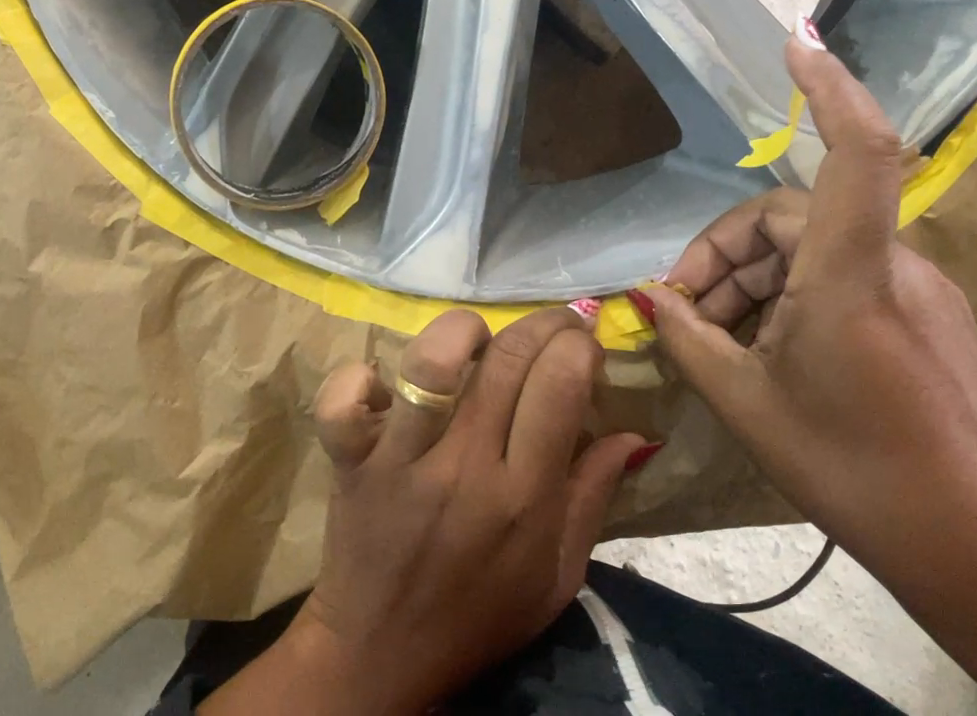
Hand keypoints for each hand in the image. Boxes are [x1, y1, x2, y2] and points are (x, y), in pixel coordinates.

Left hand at [203, 308, 645, 715]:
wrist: (383, 653)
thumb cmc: (479, 615)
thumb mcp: (557, 575)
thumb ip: (593, 499)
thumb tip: (633, 433)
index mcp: (525, 497)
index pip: (560, 387)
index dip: (578, 347)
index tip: (584, 345)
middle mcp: (465, 468)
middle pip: (506, 360)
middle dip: (541, 323)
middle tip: (552, 324)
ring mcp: (401, 461)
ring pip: (430, 366)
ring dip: (460, 333)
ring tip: (476, 339)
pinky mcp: (351, 462)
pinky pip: (343, 402)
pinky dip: (359, 377)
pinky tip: (384, 381)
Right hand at [643, 38, 976, 563]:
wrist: (976, 541)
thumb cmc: (849, 465)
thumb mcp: (744, 400)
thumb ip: (689, 336)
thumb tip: (648, 297)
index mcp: (851, 273)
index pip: (857, 153)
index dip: (830, 89)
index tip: (795, 42)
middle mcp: (894, 265)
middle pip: (793, 218)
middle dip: (725, 254)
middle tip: (683, 313)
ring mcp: (919, 290)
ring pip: (815, 251)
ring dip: (755, 282)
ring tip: (717, 343)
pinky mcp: (929, 317)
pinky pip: (846, 278)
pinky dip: (793, 298)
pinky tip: (766, 351)